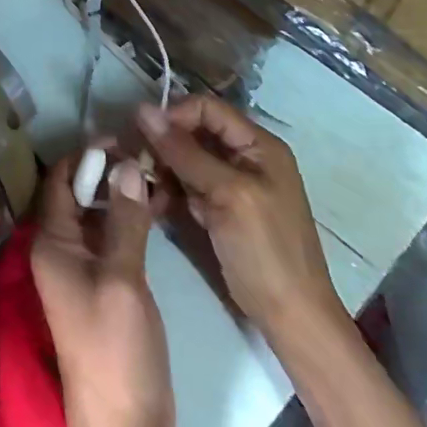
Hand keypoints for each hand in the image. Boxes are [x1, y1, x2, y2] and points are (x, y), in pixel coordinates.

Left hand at [32, 148, 172, 426]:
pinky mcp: (110, 279)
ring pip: (103, 212)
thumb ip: (124, 219)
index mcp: (53, 243)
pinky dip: (136, 215)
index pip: (61, 181)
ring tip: (164, 168)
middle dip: (112, 169)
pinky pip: (117, 233)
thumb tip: (128, 164)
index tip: (124, 135)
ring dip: (127, 190)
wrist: (125, 416)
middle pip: (82, 193)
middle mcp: (64, 248)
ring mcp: (87, 265)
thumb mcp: (121, 278)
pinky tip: (166, 201)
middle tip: (152, 150)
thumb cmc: (114, 345)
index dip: (87, 154)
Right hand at [135, 97, 338, 335]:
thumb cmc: (265, 249)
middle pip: (196, 134)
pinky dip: (172, 194)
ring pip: (188, 162)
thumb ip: (185, 152)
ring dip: (164, 172)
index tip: (141, 134)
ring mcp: (233, 186)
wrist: (291, 318)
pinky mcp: (221, 211)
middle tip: (135, 165)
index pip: (208, 109)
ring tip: (142, 189)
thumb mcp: (226, 194)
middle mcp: (246, 157)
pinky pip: (190, 189)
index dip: (175, 115)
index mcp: (258, 144)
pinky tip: (155, 207)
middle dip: (165, 146)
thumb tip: (144, 110)